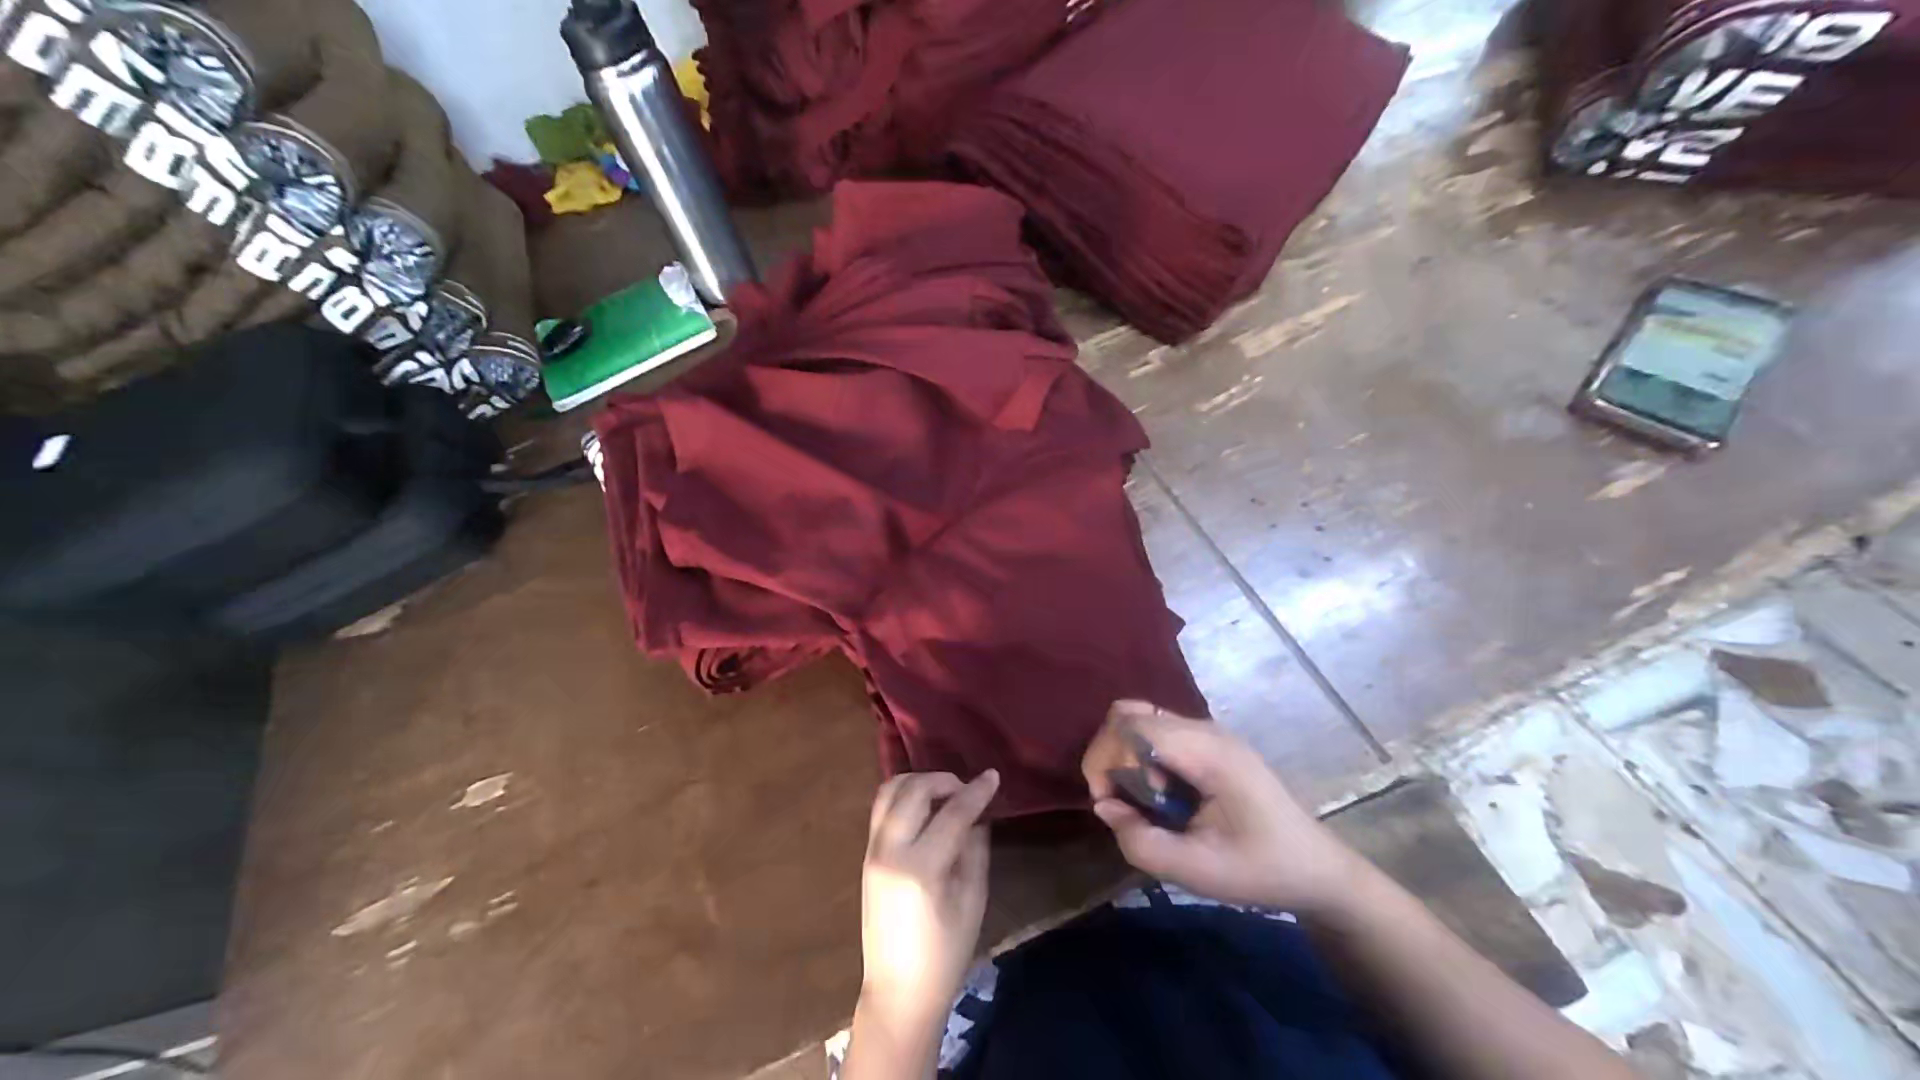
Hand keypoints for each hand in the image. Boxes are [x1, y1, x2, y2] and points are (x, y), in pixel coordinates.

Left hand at [857, 770, 998, 1025]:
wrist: (898, 990)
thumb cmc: (945, 953)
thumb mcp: (972, 901)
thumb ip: (974, 849)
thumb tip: (978, 813)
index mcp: (920, 869)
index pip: (951, 813)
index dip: (975, 791)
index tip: (993, 776)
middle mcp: (889, 852)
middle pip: (914, 790)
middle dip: (944, 780)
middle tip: (967, 789)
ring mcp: (871, 852)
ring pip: (890, 791)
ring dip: (919, 782)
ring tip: (944, 793)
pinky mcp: (865, 855)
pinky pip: (881, 808)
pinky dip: (903, 795)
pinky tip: (925, 806)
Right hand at [1083, 701, 1364, 911]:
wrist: (1317, 869)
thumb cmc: (1261, 870)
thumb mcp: (1197, 871)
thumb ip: (1141, 842)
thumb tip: (1104, 807)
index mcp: (1209, 753)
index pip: (1134, 726)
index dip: (1107, 759)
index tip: (1110, 804)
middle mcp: (1205, 730)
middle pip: (1130, 715)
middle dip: (1109, 755)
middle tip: (1119, 801)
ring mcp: (1207, 733)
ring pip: (1139, 720)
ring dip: (1123, 756)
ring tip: (1138, 799)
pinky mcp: (1207, 744)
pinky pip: (1155, 734)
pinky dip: (1139, 758)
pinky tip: (1156, 795)